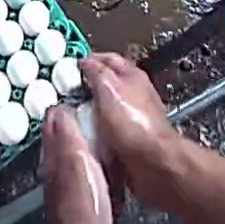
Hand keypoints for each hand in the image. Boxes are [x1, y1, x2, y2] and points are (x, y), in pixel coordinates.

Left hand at [43, 106, 117, 223]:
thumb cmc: (83, 209)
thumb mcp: (76, 160)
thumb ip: (67, 133)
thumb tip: (60, 107)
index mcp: (53, 155)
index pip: (54, 119)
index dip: (68, 103)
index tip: (83, 93)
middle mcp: (58, 170)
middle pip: (68, 136)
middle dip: (83, 123)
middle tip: (99, 112)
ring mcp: (72, 187)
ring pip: (82, 155)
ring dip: (94, 145)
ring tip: (110, 136)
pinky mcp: (86, 203)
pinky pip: (96, 175)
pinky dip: (104, 168)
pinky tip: (114, 169)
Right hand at [80, 53, 182, 207]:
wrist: (155, 164)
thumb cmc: (136, 126)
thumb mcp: (108, 89)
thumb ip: (96, 72)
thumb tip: (85, 62)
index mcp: (131, 75)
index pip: (106, 59)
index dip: (87, 61)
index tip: (70, 69)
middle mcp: (135, 94)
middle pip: (106, 85)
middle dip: (87, 90)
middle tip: (69, 96)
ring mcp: (134, 118)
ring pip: (105, 111)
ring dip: (91, 115)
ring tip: (76, 119)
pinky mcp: (132, 141)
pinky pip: (108, 133)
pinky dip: (98, 134)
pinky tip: (90, 139)